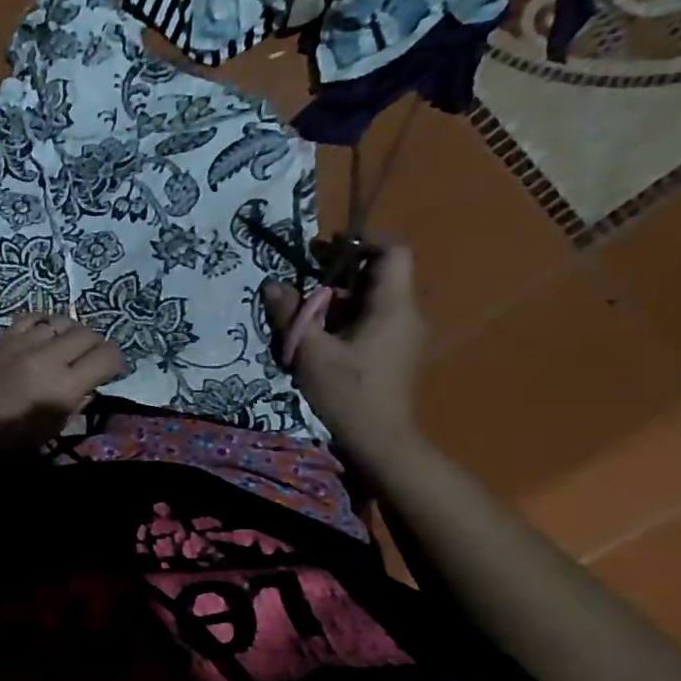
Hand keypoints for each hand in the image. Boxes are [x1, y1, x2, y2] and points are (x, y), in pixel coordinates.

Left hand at [0, 314, 125, 447]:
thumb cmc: (12, 438)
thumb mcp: (54, 427)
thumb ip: (79, 401)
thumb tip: (91, 382)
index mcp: (64, 387)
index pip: (107, 356)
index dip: (117, 361)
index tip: (113, 369)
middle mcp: (48, 358)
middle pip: (88, 333)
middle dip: (97, 345)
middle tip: (93, 357)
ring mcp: (23, 343)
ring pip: (63, 320)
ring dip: (72, 332)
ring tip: (68, 344)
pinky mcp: (3, 337)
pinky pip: (33, 317)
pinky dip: (45, 323)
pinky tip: (45, 333)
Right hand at [262, 244, 424, 442]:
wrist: (380, 441)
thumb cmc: (348, 393)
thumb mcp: (312, 353)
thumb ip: (292, 315)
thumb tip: (272, 286)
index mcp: (394, 305)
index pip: (394, 252)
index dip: (365, 240)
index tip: (329, 245)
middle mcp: (407, 314)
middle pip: (382, 273)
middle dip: (345, 268)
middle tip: (309, 272)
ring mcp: (405, 334)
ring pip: (377, 298)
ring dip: (345, 295)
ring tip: (309, 305)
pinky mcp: (397, 352)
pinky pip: (377, 318)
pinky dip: (351, 315)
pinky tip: (324, 332)